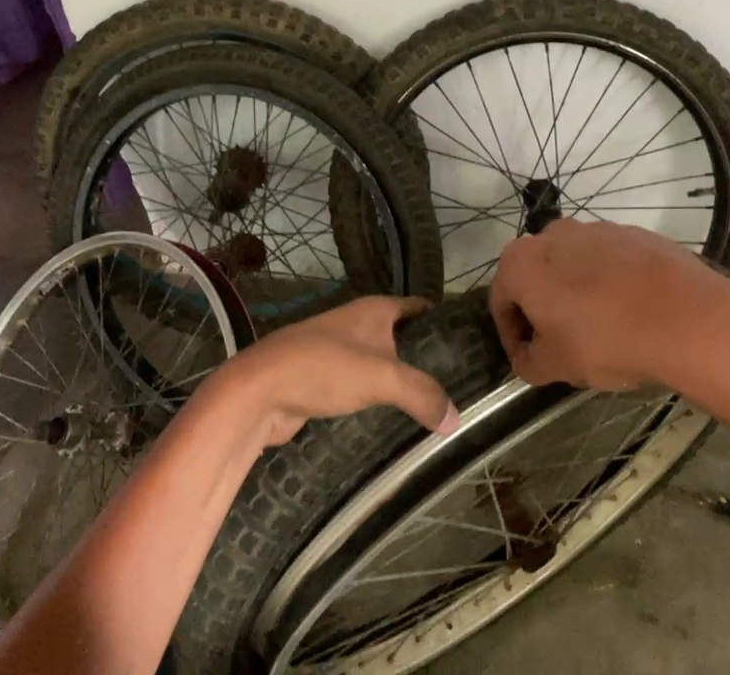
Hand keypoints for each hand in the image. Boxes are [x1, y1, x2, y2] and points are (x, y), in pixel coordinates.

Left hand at [210, 296, 459, 446]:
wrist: (257, 393)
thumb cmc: (323, 368)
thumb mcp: (382, 377)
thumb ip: (423, 394)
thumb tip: (457, 420)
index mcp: (374, 310)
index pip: (419, 307)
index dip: (444, 321)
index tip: (471, 343)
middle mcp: (356, 324)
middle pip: (402, 338)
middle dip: (426, 359)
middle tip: (460, 384)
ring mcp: (337, 353)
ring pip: (381, 366)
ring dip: (401, 384)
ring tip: (435, 406)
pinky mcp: (322, 382)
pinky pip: (360, 389)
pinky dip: (377, 402)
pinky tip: (395, 422)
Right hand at [488, 219, 729, 390]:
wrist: (688, 318)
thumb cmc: (606, 341)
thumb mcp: (556, 366)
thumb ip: (528, 362)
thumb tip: (527, 357)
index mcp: (522, 262)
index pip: (500, 300)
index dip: (510, 335)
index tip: (527, 359)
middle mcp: (554, 234)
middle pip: (536, 276)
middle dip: (542, 309)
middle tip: (560, 345)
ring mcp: (598, 229)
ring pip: (575, 266)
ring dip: (577, 295)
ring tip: (600, 332)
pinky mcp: (637, 234)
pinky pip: (612, 263)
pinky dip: (611, 286)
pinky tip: (631, 315)